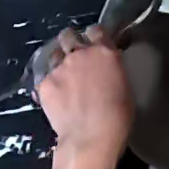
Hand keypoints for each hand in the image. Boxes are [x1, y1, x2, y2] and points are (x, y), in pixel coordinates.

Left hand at [35, 26, 132, 168]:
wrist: (91, 138)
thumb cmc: (118, 116)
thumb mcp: (124, 85)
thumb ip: (112, 69)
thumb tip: (105, 68)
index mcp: (104, 52)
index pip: (96, 30)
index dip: (94, 36)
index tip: (95, 44)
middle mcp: (80, 53)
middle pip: (69, 35)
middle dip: (71, 42)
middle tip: (74, 56)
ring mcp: (59, 67)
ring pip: (54, 54)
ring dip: (59, 61)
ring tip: (62, 77)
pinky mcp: (44, 83)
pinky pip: (44, 76)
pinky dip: (49, 82)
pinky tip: (54, 94)